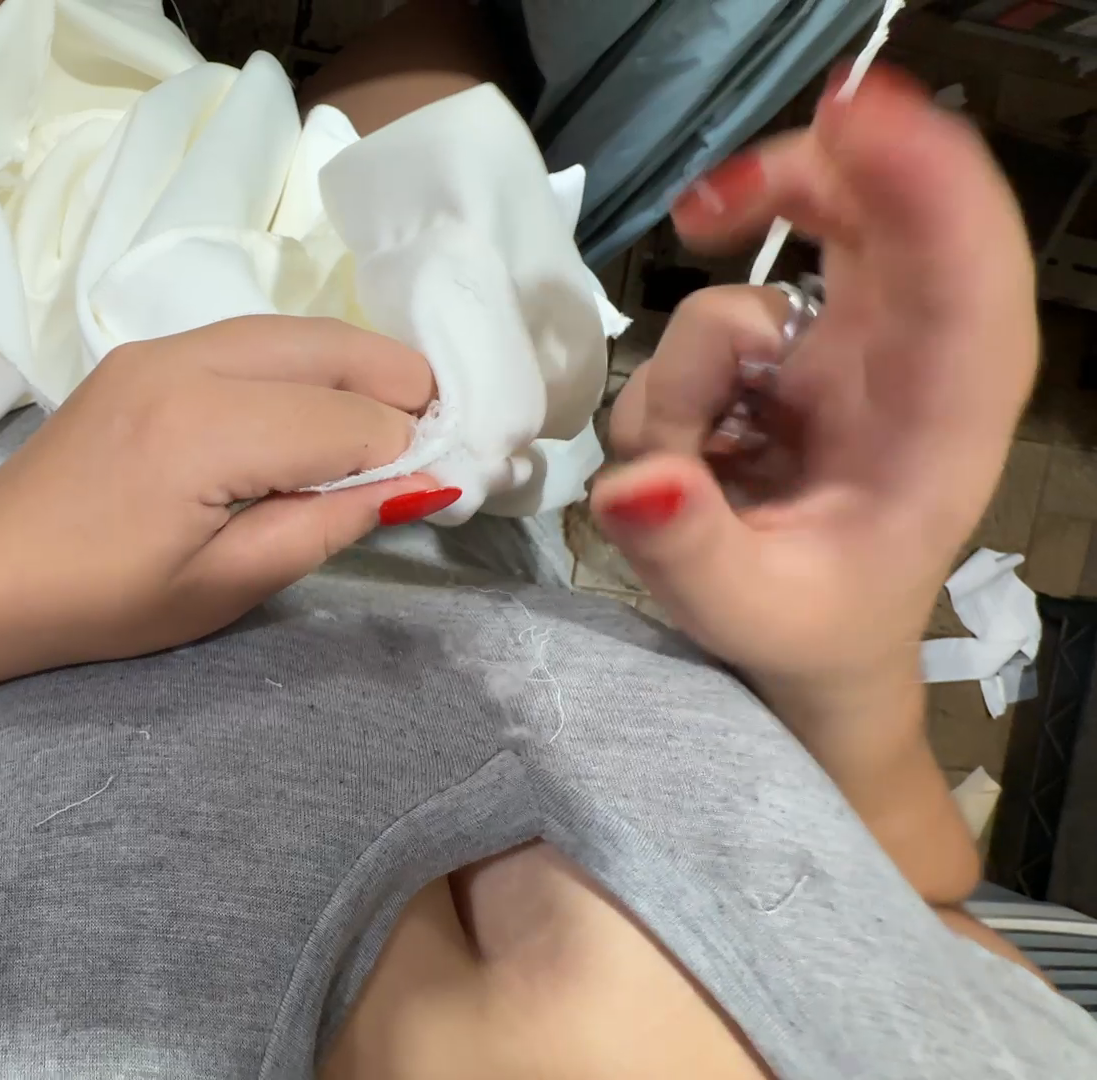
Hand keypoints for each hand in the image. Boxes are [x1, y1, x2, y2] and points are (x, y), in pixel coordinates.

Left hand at [0, 316, 444, 685]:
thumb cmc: (98, 605)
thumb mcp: (221, 588)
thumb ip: (320, 527)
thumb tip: (409, 483)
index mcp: (204, 430)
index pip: (347, 421)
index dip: (406, 449)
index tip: (446, 477)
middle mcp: (182, 363)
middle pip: (327, 346)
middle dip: (396, 381)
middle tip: (441, 425)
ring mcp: (152, 350)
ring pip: (287, 330)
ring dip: (349, 363)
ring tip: (390, 412)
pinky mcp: (134, 357)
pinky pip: (241, 339)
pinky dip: (295, 364)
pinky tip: (307, 403)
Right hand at [592, 65, 1037, 716]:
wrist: (801, 636)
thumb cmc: (797, 623)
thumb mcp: (739, 606)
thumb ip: (689, 549)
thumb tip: (633, 480)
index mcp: (938, 418)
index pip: (960, 275)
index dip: (919, 180)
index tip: (851, 106)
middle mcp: (890, 368)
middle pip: (870, 224)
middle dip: (789, 189)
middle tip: (697, 213)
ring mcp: (822, 366)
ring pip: (733, 309)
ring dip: (677, 387)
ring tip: (682, 474)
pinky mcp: (766, 377)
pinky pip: (692, 346)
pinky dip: (664, 394)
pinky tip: (681, 454)